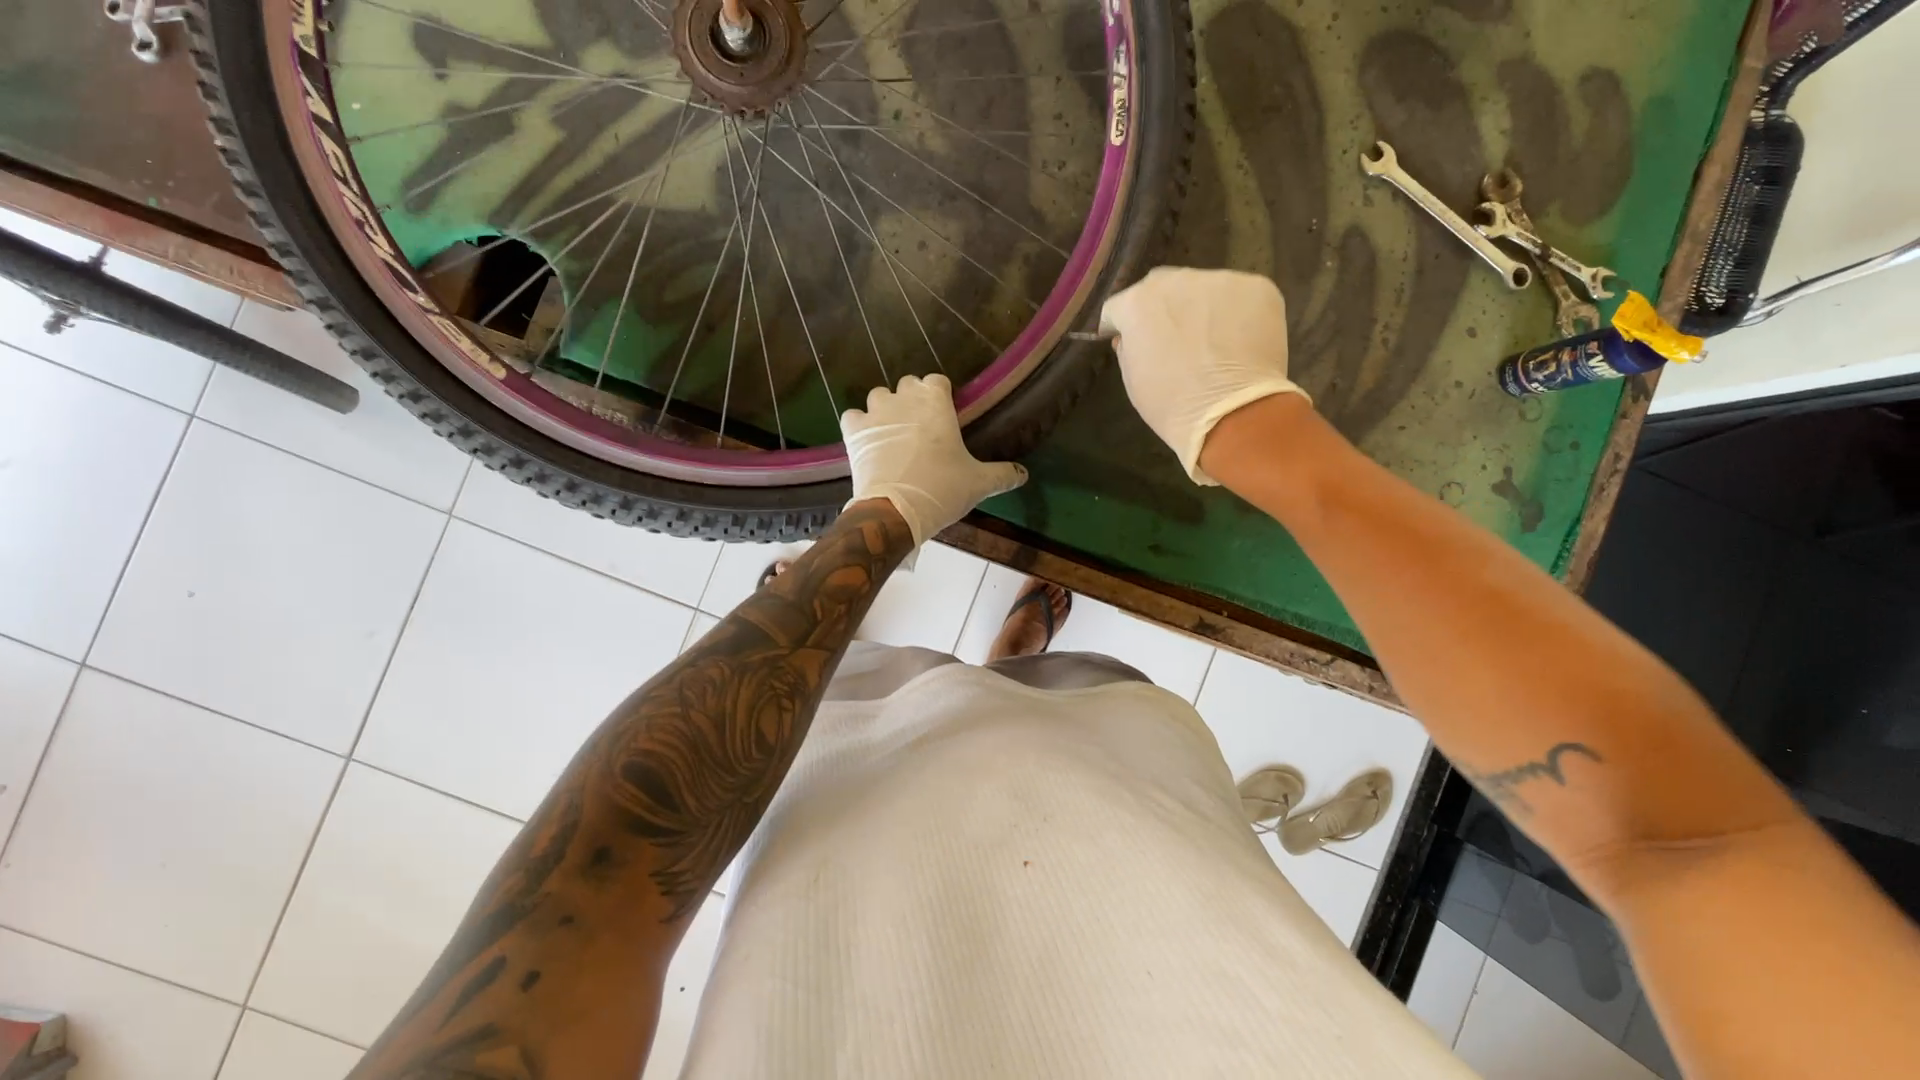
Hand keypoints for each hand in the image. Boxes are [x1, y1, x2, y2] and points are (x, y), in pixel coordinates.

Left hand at [841, 374, 1027, 546]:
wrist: (896, 510)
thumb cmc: (942, 488)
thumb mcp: (979, 483)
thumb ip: (1003, 474)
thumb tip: (1024, 474)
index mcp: (936, 401)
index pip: (937, 380)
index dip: (940, 395)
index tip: (944, 415)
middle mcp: (904, 398)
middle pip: (907, 384)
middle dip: (913, 400)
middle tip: (921, 428)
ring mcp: (876, 412)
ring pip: (879, 396)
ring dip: (886, 409)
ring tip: (893, 434)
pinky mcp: (853, 429)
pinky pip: (853, 416)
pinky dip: (859, 425)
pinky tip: (868, 442)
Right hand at [1099, 267, 1308, 485]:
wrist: (1235, 413)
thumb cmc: (1173, 405)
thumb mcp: (1134, 381)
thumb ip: (1128, 349)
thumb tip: (1131, 337)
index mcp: (1137, 303)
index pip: (1120, 306)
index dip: (1121, 325)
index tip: (1128, 340)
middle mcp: (1176, 280)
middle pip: (1163, 287)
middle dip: (1163, 308)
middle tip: (1174, 339)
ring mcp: (1220, 279)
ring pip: (1204, 288)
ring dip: (1202, 308)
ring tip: (1213, 341)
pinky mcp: (1258, 287)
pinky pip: (1239, 295)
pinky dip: (1237, 313)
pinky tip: (1240, 340)